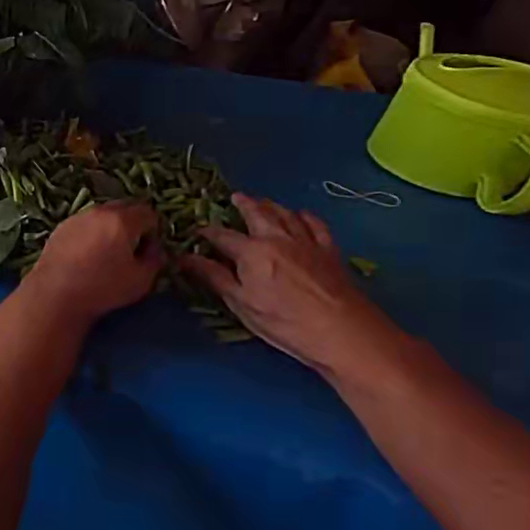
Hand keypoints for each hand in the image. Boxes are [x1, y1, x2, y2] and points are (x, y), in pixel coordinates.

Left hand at [16, 201, 163, 328]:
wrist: (55, 293)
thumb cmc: (103, 287)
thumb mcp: (141, 279)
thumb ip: (154, 258)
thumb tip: (153, 248)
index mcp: (121, 220)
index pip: (148, 212)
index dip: (154, 229)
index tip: (150, 247)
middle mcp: (98, 212)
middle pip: (124, 207)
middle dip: (133, 222)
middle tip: (132, 246)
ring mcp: (76, 218)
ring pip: (102, 214)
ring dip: (111, 225)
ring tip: (109, 250)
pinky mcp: (60, 227)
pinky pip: (84, 223)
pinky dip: (92, 231)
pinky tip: (88, 253)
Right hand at [180, 193, 413, 380]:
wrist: (344, 332)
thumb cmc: (284, 321)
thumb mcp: (241, 302)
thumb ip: (213, 276)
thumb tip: (185, 258)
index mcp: (251, 252)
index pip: (221, 236)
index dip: (206, 232)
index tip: (196, 232)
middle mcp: (277, 238)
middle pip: (258, 213)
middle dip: (244, 204)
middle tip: (235, 197)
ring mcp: (306, 242)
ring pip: (286, 214)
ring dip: (272, 205)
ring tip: (263, 202)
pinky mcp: (329, 250)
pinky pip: (316, 225)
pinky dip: (305, 216)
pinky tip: (301, 216)